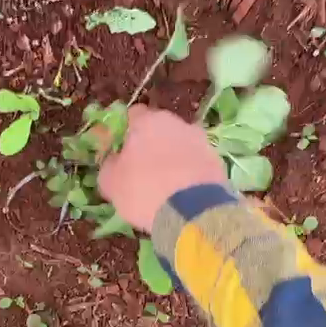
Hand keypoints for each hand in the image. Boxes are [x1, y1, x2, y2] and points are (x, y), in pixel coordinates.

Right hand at [96, 105, 228, 230]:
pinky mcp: (216, 159)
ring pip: (178, 144)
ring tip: (162, 184)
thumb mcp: (110, 182)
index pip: (132, 115)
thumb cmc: (143, 190)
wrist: (192, 211)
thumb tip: (114, 160)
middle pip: (158, 128)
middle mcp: (176, 123)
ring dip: (170, 158)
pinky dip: (187, 171)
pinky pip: (194, 161)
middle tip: (140, 168)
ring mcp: (200, 139)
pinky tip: (180, 192)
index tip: (120, 151)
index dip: (124, 132)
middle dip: (150, 144)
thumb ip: (109, 165)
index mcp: (147, 121)